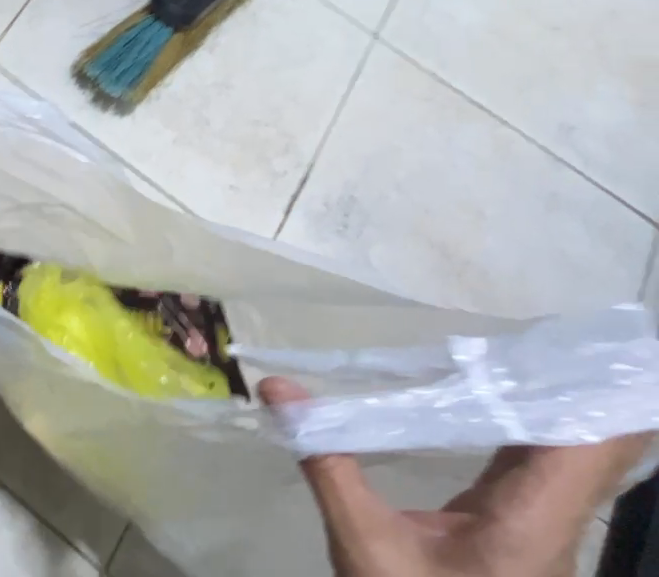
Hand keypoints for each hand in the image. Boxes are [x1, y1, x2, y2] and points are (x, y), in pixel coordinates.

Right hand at [261, 376, 650, 575]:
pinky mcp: (516, 526)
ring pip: (572, 455)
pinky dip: (527, 425)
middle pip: (595, 447)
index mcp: (530, 523)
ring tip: (523, 350)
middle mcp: (551, 519)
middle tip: (551, 334)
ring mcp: (538, 525)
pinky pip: (539, 465)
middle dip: (582, 390)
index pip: (589, 451)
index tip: (589, 349)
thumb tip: (279, 387)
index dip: (601, 399)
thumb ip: (327, 463)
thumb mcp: (362, 545)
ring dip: (556, 404)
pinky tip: (494, 398)